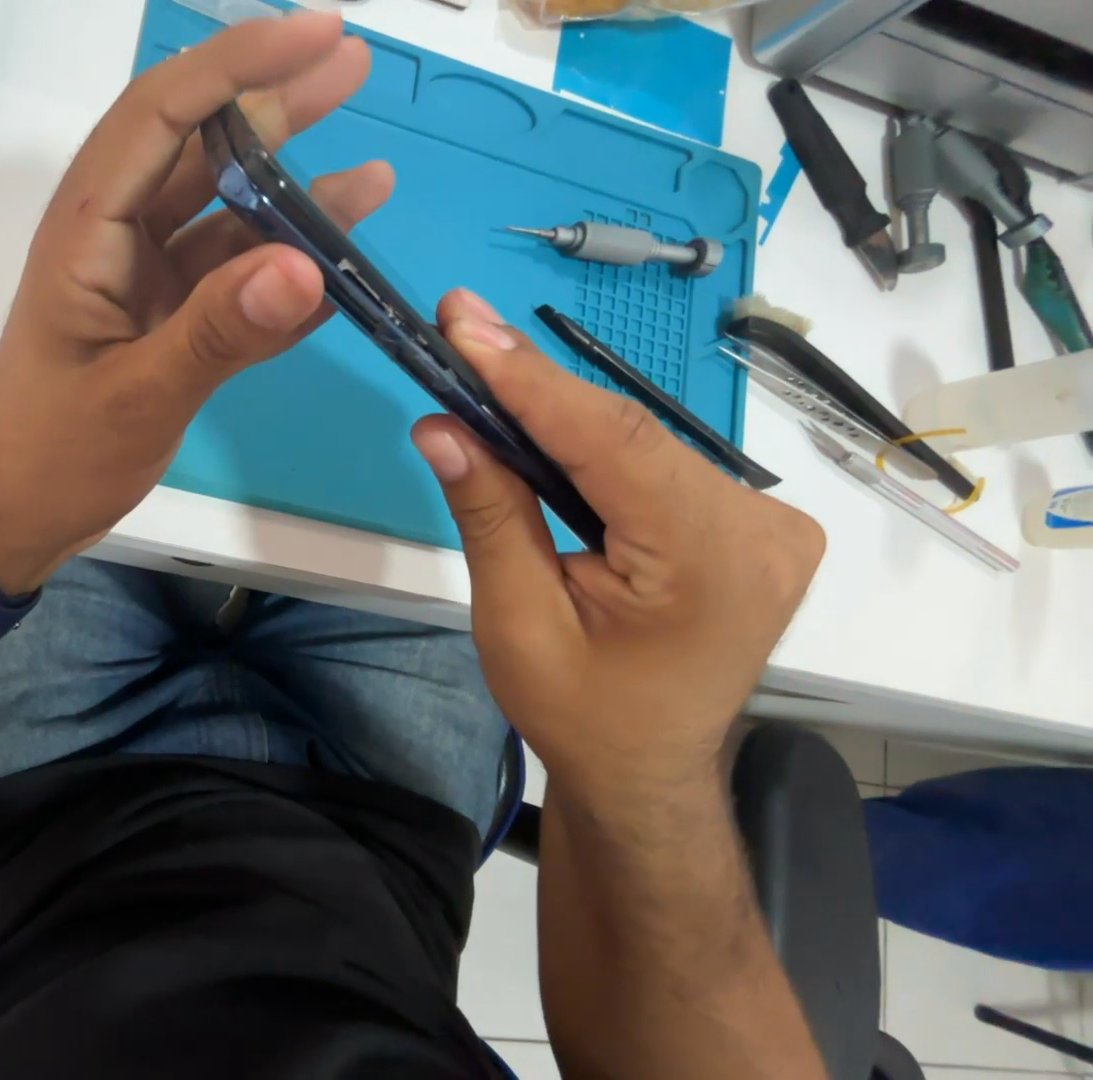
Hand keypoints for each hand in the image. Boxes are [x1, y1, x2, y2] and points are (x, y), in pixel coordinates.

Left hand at [0, 13, 393, 592]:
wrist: (14, 516)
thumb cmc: (49, 459)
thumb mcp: (134, 397)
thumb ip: (216, 334)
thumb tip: (305, 267)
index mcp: (87, 236)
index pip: (159, 117)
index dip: (235, 66)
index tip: (315, 35)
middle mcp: (116, 243)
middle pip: (198, 152)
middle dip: (273, 106)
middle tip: (352, 68)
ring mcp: (142, 286)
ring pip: (222, 218)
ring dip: (290, 196)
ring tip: (370, 178)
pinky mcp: (163, 327)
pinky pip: (229, 285)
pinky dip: (279, 275)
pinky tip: (335, 266)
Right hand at [412, 290, 825, 799]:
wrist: (643, 772)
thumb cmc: (576, 712)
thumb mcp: (517, 621)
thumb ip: (490, 516)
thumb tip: (441, 427)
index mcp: (710, 562)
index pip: (608, 441)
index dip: (529, 378)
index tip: (465, 321)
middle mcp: (760, 526)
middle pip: (625, 434)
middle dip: (533, 386)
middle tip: (460, 327)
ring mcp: (765, 523)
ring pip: (637, 443)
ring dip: (555, 413)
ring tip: (481, 368)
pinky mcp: (747, 525)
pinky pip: (652, 465)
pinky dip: (586, 446)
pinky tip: (535, 427)